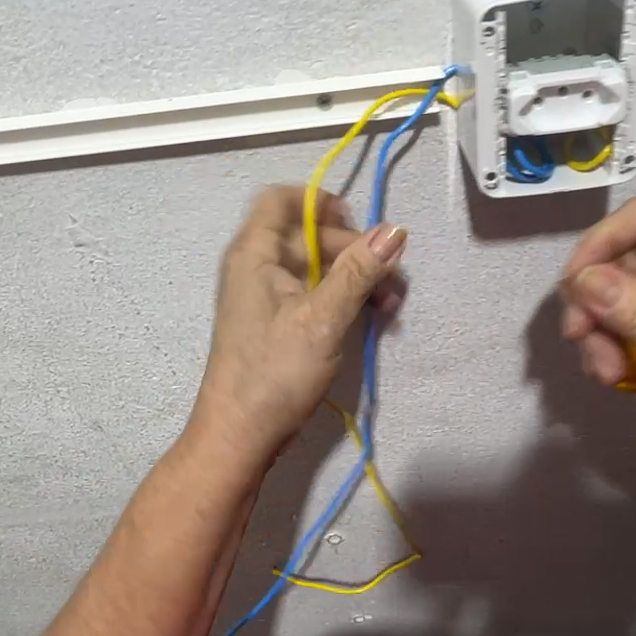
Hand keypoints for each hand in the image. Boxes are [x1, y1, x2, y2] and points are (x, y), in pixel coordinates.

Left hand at [193, 186, 406, 465]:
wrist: (240, 435)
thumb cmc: (274, 372)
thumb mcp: (322, 319)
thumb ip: (358, 271)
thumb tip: (395, 230)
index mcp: (255, 253)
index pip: (280, 199)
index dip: (318, 201)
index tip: (356, 220)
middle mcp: (258, 266)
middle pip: (309, 235)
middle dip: (355, 249)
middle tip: (391, 279)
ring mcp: (269, 296)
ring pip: (319, 267)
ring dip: (357, 277)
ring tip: (391, 304)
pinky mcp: (280, 322)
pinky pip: (317, 293)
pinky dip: (345, 298)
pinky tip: (375, 318)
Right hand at [559, 197, 635, 474]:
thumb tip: (583, 280)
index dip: (603, 242)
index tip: (575, 284)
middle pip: (616, 258)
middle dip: (593, 300)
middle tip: (581, 339)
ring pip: (606, 294)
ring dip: (595, 332)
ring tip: (607, 373)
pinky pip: (612, 324)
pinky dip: (602, 348)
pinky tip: (616, 378)